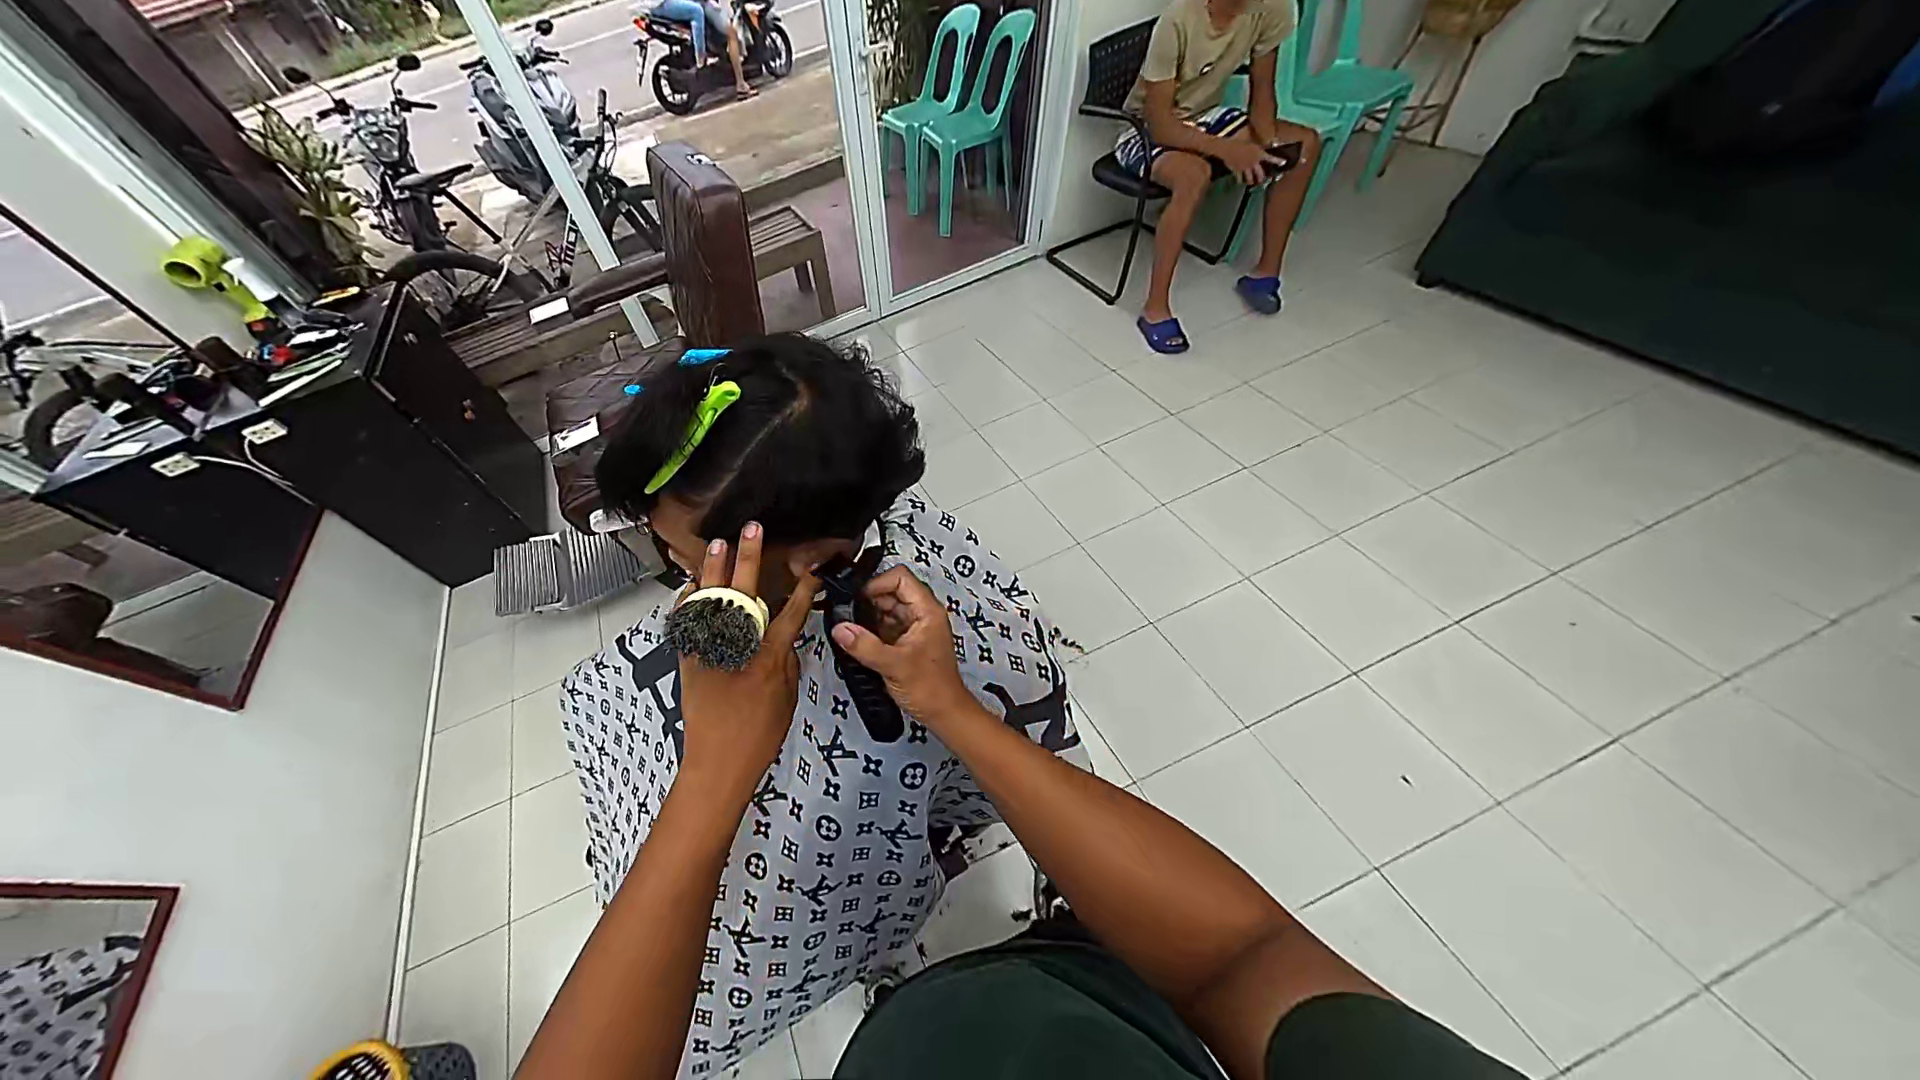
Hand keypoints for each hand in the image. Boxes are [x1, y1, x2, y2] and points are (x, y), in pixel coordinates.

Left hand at [677, 523, 818, 802]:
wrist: (718, 762)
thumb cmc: (758, 735)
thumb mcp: (787, 697)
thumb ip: (787, 662)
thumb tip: (784, 639)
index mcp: (770, 657)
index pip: (792, 612)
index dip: (803, 589)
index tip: (810, 571)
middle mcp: (739, 646)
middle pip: (745, 592)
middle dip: (749, 557)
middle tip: (751, 531)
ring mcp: (710, 650)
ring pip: (712, 600)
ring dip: (715, 569)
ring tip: (719, 544)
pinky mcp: (690, 658)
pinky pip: (689, 621)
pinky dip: (691, 600)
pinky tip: (694, 584)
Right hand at [828, 566, 976, 728]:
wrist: (944, 712)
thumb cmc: (933, 688)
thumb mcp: (894, 665)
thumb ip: (865, 646)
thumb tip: (841, 629)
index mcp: (927, 611)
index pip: (900, 578)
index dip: (877, 583)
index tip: (858, 597)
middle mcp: (922, 615)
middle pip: (890, 592)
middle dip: (868, 601)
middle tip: (849, 615)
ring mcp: (913, 628)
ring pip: (886, 609)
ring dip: (867, 617)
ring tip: (851, 629)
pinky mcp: (905, 642)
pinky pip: (884, 626)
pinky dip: (870, 630)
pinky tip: (858, 641)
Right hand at [1217, 139, 1284, 186]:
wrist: (1228, 148)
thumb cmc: (1240, 141)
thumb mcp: (1252, 140)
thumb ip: (1259, 143)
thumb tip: (1269, 141)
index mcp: (1259, 154)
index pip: (1270, 158)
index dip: (1278, 161)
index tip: (1284, 163)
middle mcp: (1253, 163)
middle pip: (1259, 174)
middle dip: (1261, 178)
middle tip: (1261, 181)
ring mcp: (1245, 168)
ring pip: (1249, 179)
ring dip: (1251, 181)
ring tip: (1251, 183)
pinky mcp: (1237, 171)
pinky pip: (1239, 178)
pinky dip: (1240, 180)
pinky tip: (1240, 181)